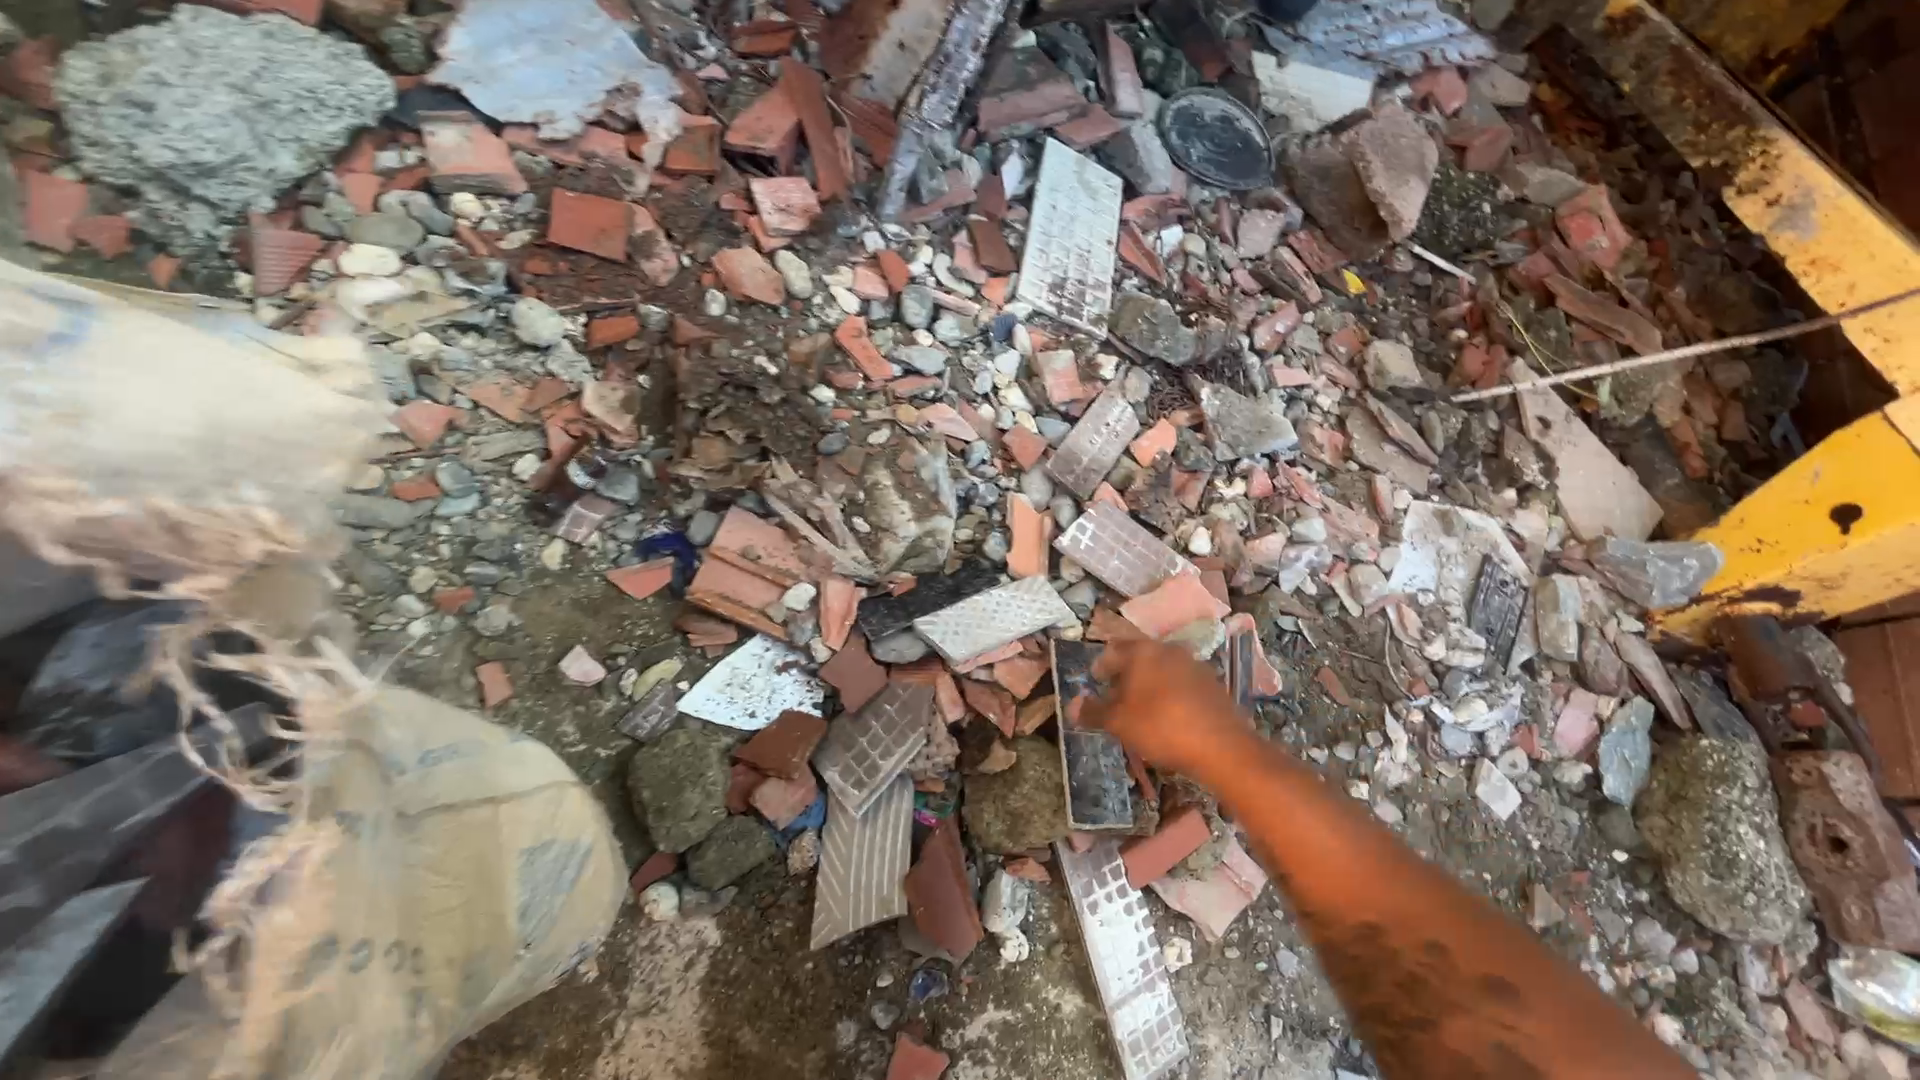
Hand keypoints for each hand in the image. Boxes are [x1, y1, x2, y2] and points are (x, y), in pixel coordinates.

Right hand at [1083, 638, 1252, 776]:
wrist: (1221, 746)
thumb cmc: (1160, 726)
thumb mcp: (1118, 722)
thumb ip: (1093, 711)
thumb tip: (1070, 706)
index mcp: (1143, 652)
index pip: (1113, 651)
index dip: (1100, 667)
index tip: (1095, 683)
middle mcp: (1169, 650)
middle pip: (1139, 659)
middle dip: (1124, 677)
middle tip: (1114, 699)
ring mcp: (1194, 665)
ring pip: (1161, 671)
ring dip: (1147, 686)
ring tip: (1140, 711)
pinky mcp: (1212, 685)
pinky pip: (1181, 685)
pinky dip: (1169, 695)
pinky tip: (1167, 718)